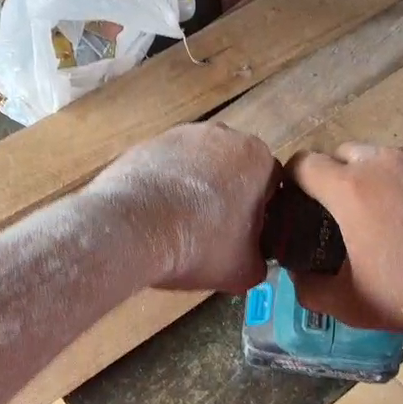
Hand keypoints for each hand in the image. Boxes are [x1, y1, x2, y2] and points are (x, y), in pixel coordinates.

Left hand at [86, 123, 278, 293]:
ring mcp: (180, 134)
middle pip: (232, 171)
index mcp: (257, 157)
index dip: (259, 217)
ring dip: (193, 191)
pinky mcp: (145, 143)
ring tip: (177, 227)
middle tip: (210, 234)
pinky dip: (163, 187)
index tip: (242, 239)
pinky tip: (153, 216)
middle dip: (225, 197)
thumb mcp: (245, 270)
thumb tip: (253, 260)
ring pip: (197, 167)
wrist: (132, 229)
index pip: (270, 187)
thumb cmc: (200, 245)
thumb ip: (259, 261)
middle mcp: (222, 134)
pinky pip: (164, 168)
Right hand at [287, 141, 402, 341]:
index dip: (296, 180)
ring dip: (388, 179)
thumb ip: (310, 288)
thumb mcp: (352, 305)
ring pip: (392, 157)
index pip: (304, 164)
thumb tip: (296, 275)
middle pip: (347, 153)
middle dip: (342, 177)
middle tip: (356, 215)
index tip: (302, 200)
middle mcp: (385, 159)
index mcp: (350, 189)